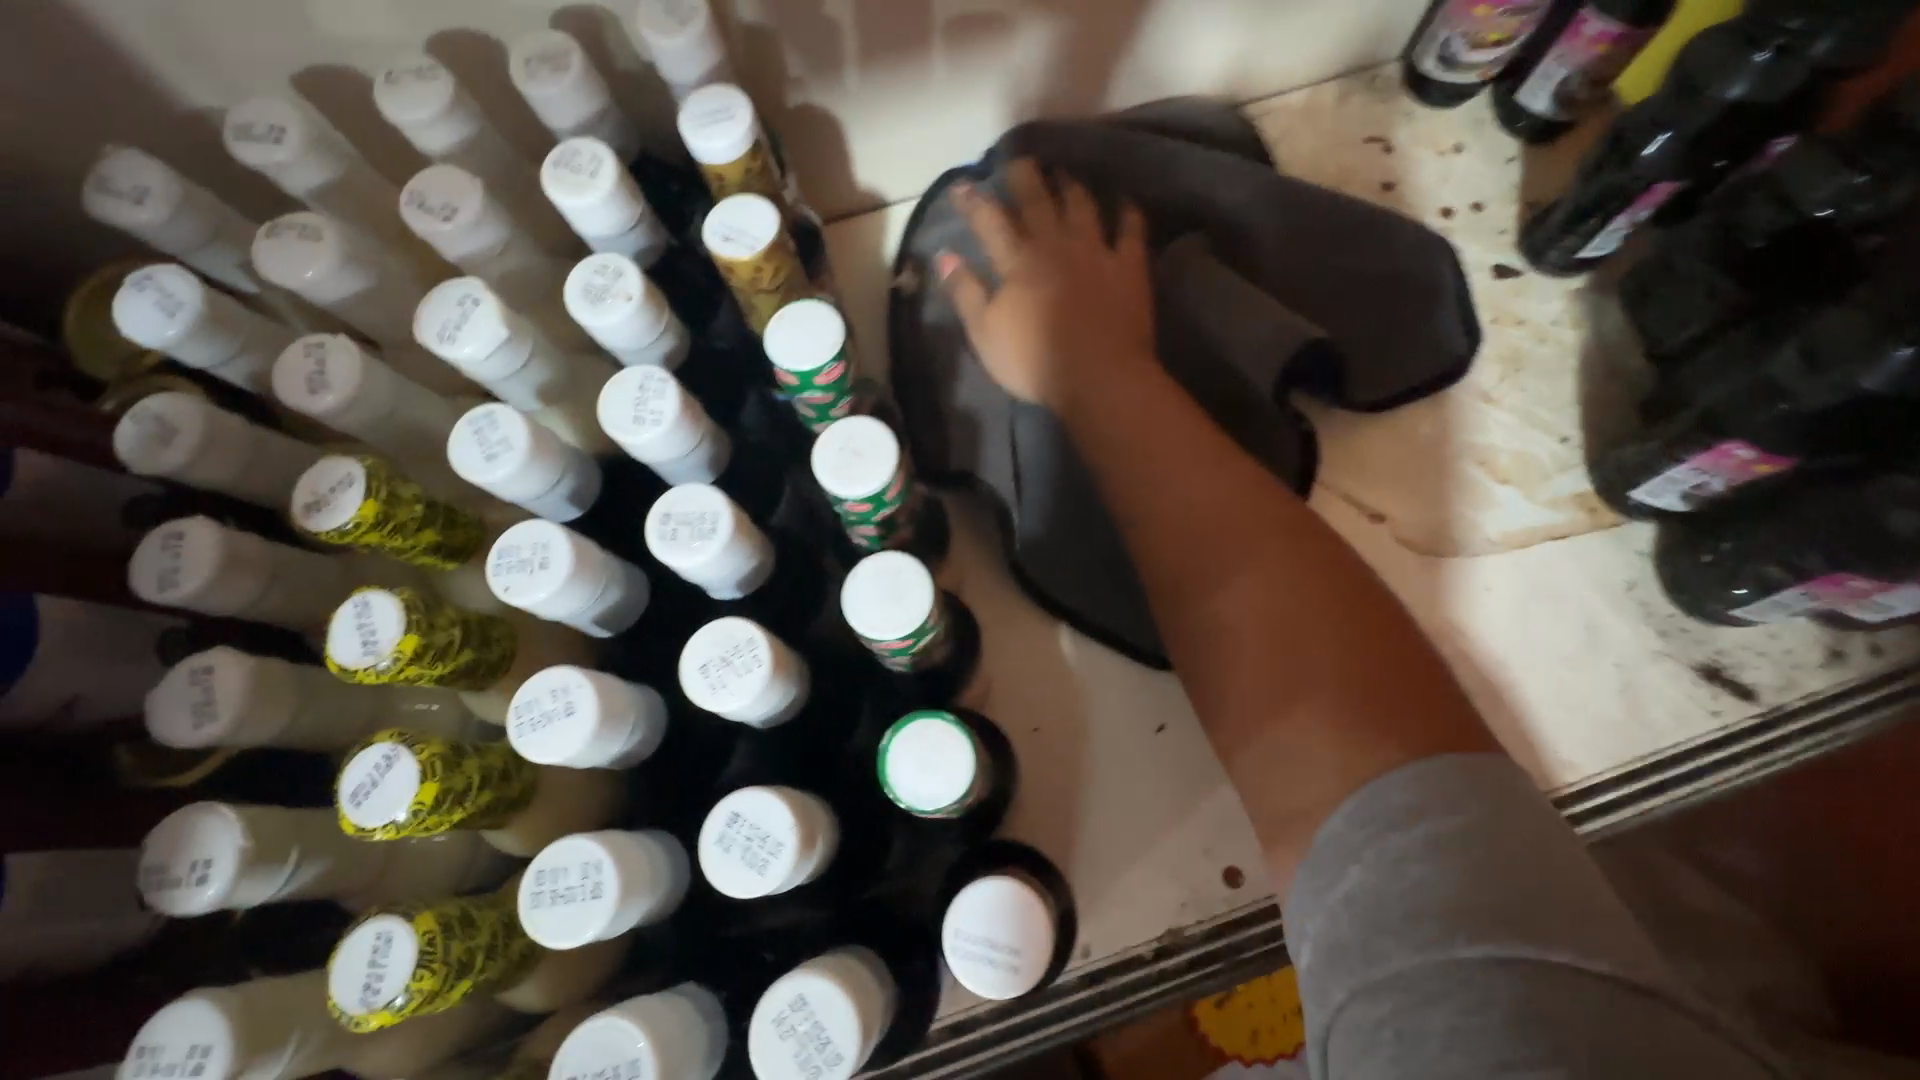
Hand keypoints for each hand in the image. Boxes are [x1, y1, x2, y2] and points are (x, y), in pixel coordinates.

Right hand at [938, 159, 1154, 408]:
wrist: (1100, 377)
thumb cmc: (1035, 362)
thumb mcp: (985, 334)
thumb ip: (965, 292)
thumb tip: (944, 256)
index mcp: (1017, 262)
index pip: (990, 222)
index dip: (974, 201)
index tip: (962, 184)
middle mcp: (1056, 246)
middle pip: (1037, 202)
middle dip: (1024, 178)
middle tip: (1018, 159)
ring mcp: (1096, 252)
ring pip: (1082, 207)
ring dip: (1071, 187)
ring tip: (1064, 173)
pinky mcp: (1129, 267)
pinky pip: (1131, 230)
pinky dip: (1128, 213)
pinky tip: (1125, 201)